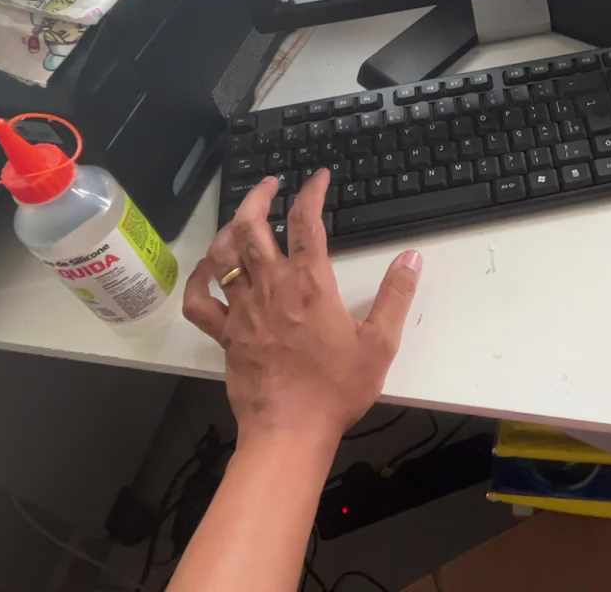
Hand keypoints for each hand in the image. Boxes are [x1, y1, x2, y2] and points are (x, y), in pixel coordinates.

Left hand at [183, 168, 422, 447]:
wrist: (290, 434)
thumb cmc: (335, 390)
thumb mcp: (380, 342)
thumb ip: (396, 295)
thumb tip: (411, 258)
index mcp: (310, 285)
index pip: (306, 223)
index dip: (311, 192)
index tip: (318, 178)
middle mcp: (271, 288)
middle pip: (252, 227)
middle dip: (259, 196)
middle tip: (270, 184)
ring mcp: (243, 311)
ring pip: (224, 255)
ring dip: (230, 228)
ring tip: (242, 216)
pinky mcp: (226, 336)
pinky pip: (201, 302)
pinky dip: (199, 279)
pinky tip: (207, 268)